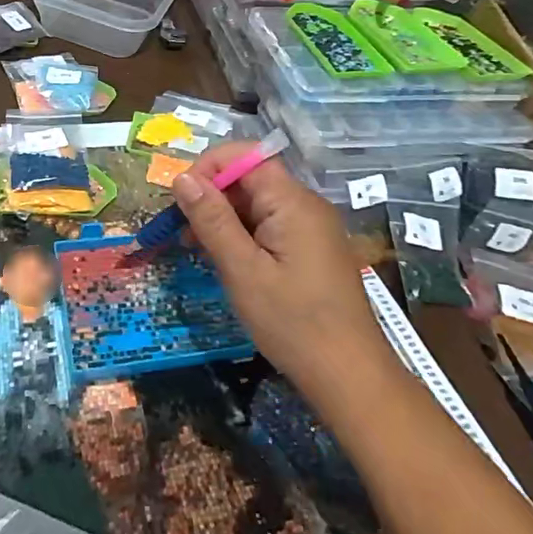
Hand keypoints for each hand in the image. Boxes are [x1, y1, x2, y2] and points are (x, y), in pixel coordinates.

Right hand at [172, 143, 392, 401]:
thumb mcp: (242, 270)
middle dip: (211, 196)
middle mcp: (306, 205)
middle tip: (182, 233)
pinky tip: (227, 261)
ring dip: (223, 218)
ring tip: (197, 249)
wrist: (351, 377)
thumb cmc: (293, 323)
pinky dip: (243, 235)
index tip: (182, 202)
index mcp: (292, 202)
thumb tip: (181, 177)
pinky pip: (270, 225)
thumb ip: (212, 220)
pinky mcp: (312, 250)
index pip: (245, 156)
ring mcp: (312, 228)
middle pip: (250, 178)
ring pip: (257, 203)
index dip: (208, 168)